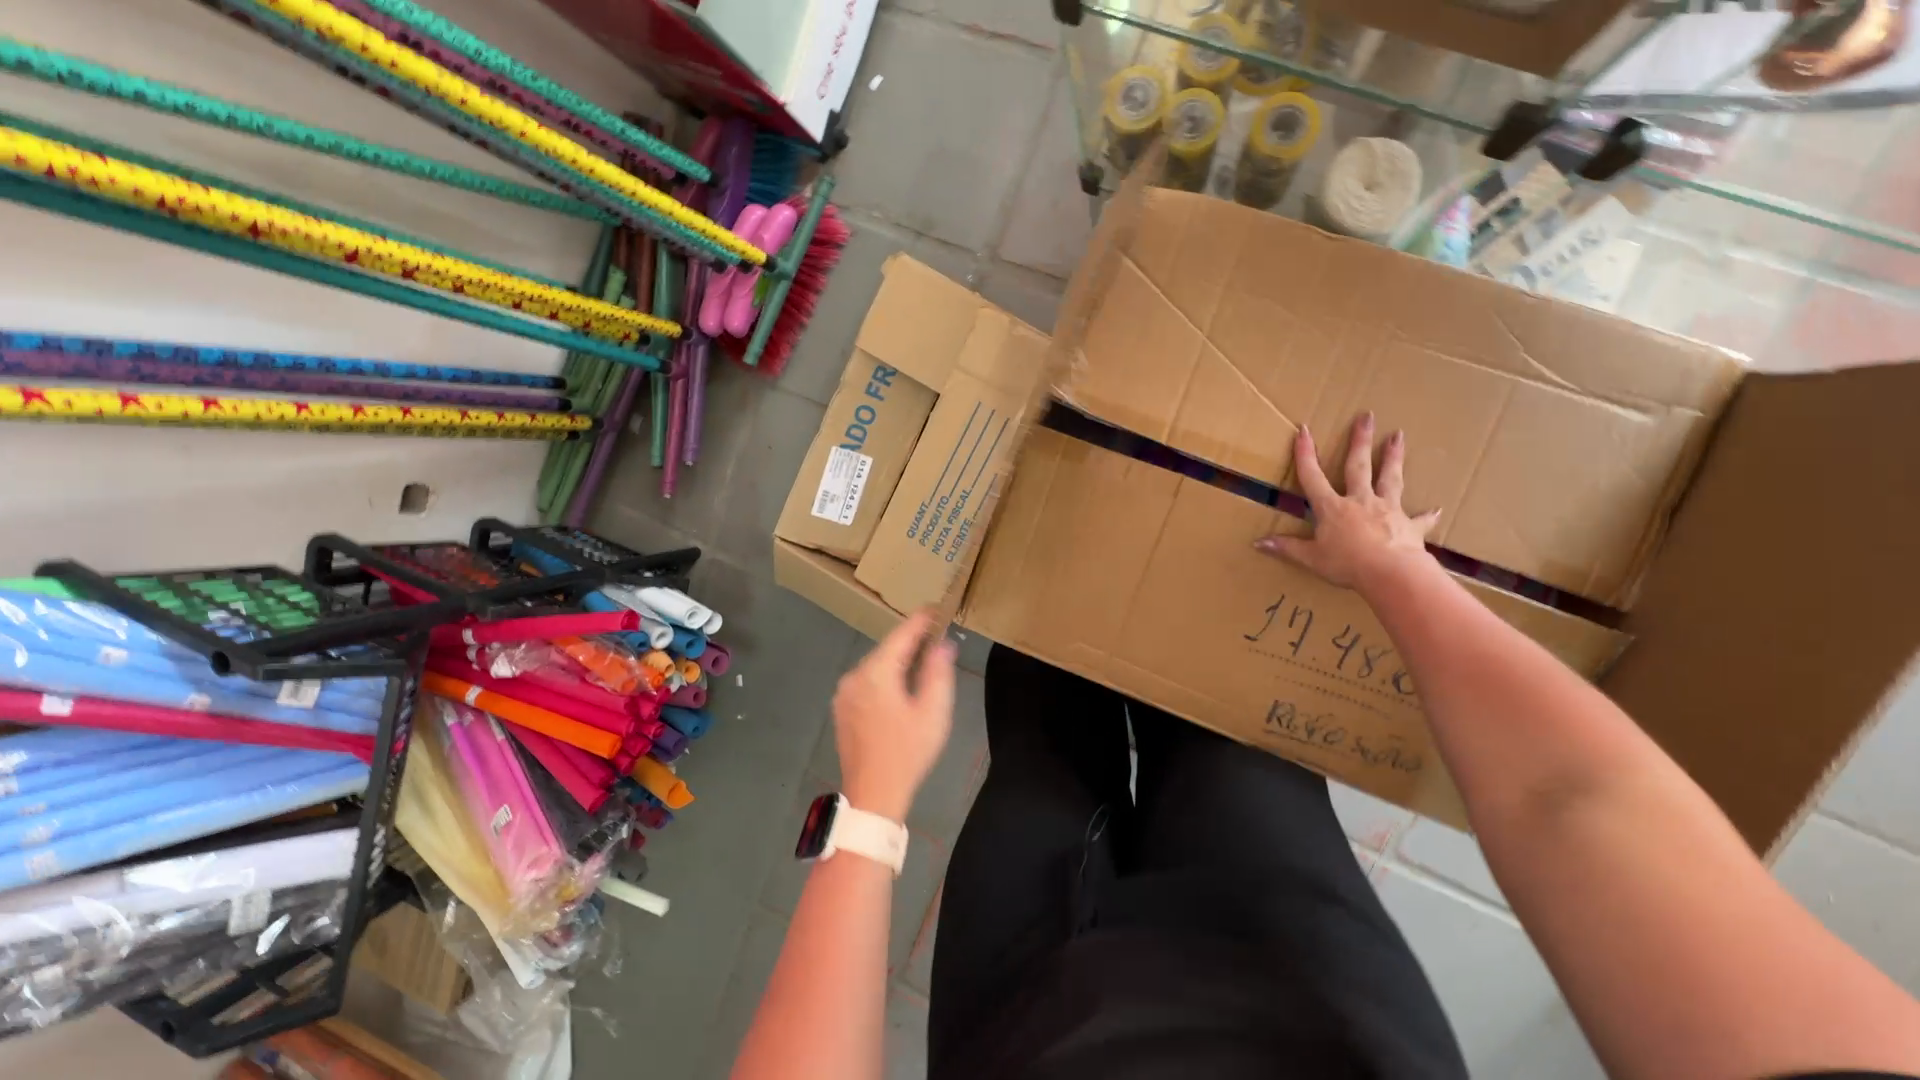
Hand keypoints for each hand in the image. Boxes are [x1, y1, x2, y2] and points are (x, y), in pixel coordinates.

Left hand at [832, 610, 956, 821]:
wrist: (873, 794)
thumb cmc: (908, 753)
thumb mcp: (933, 713)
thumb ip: (938, 673)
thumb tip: (943, 645)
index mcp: (876, 673)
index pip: (901, 635)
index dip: (920, 621)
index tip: (935, 608)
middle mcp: (854, 676)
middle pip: (886, 651)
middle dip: (910, 644)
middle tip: (934, 638)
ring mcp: (844, 694)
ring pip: (875, 668)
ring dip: (897, 663)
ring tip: (921, 664)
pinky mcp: (841, 710)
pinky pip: (866, 683)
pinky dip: (884, 679)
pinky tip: (899, 691)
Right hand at [1255, 413, 1441, 592]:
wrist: (1391, 573)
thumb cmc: (1347, 564)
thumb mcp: (1311, 558)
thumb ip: (1287, 548)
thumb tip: (1258, 544)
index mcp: (1333, 508)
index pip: (1313, 476)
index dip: (1306, 453)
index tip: (1304, 430)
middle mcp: (1360, 501)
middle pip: (1359, 466)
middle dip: (1360, 441)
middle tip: (1367, 417)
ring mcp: (1387, 510)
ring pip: (1391, 479)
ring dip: (1394, 457)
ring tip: (1398, 437)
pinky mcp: (1409, 526)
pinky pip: (1420, 520)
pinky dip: (1427, 515)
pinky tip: (1436, 509)